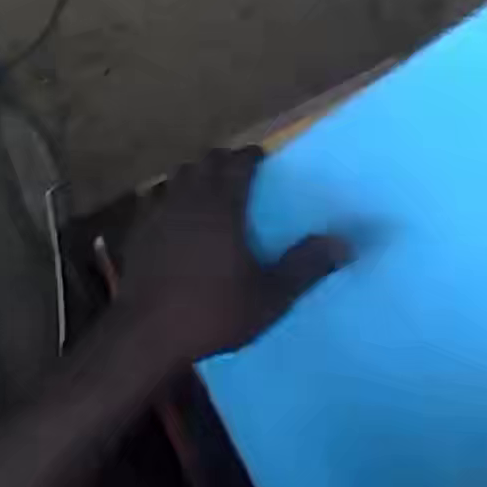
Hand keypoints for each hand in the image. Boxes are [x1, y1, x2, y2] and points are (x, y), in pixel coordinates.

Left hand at [117, 147, 351, 365]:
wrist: (147, 330)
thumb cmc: (213, 310)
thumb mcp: (270, 295)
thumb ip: (306, 265)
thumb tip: (346, 242)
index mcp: (222, 204)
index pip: (237, 163)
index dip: (249, 156)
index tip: (260, 156)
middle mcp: (190, 196)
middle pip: (206, 161)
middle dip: (223, 160)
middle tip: (237, 170)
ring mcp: (160, 210)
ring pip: (179, 175)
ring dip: (196, 173)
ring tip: (208, 187)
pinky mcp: (140, 227)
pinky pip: (157, 198)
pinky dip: (171, 196)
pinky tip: (174, 214)